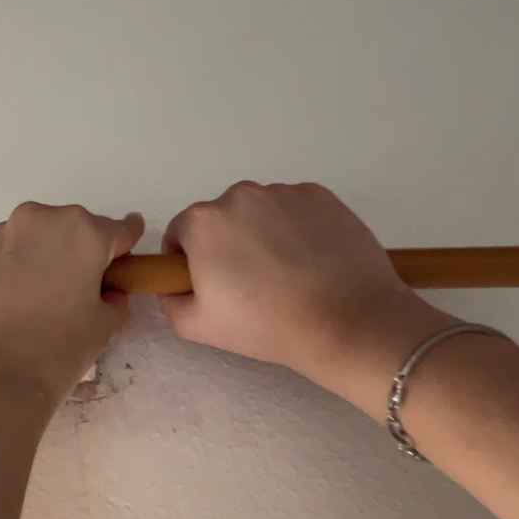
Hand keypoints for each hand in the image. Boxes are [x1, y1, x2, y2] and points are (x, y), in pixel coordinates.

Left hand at [0, 203, 143, 401]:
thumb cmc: (56, 348)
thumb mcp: (102, 326)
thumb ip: (114, 301)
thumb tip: (109, 294)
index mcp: (82, 231)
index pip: (117, 231)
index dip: (126, 245)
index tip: (129, 249)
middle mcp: (41, 219)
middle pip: (74, 229)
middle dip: (83, 250)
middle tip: (85, 285)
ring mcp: (3, 233)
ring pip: (38, 237)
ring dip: (48, 254)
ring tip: (48, 294)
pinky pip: (11, 252)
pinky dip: (20, 265)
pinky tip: (19, 297)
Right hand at [159, 182, 455, 380]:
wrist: (350, 323)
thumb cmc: (265, 325)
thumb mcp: (194, 326)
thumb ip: (169, 298)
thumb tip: (175, 283)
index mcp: (202, 221)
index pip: (179, 234)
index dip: (190, 262)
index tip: (213, 287)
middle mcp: (239, 195)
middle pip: (220, 219)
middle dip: (227, 244)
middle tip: (251, 284)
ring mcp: (284, 192)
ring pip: (259, 212)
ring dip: (262, 234)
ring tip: (287, 274)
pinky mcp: (322, 196)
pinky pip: (294, 209)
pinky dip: (296, 228)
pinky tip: (311, 260)